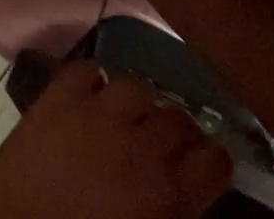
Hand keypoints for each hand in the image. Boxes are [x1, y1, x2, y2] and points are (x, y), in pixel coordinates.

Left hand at [0, 59, 231, 218]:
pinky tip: (90, 95)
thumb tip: (182, 189)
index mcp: (170, 197)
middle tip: (161, 141)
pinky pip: (85, 69)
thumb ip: (172, 209)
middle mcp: (140, 148)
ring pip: (137, 86)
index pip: (216, 161)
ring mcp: (96, 117)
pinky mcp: (56, 99)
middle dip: (177, 130)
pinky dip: (91, 78)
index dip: (211, 160)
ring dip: (138, 101)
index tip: (201, 162)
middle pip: (179, 120)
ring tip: (127, 115)